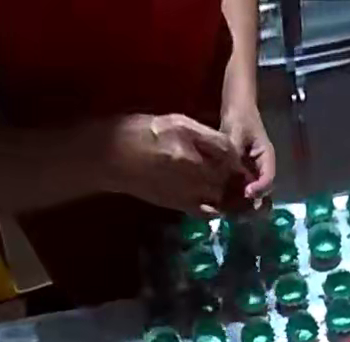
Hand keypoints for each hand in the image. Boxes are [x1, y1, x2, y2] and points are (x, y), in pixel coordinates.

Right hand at [105, 113, 242, 212]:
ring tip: (225, 188)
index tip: (235, 156)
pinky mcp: (179, 205)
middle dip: (232, 174)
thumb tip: (226, 149)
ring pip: (219, 193)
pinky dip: (214, 209)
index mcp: (188, 137)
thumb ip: (201, 134)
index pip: (226, 148)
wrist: (113, 158)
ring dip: (225, 191)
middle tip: (233, 174)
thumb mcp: (173, 121)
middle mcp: (190, 164)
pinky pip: (206, 212)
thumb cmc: (140, 132)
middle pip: (225, 173)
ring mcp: (185, 187)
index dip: (234, 154)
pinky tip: (214, 204)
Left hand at [220, 104, 276, 202]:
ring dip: (243, 207)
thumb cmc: (240, 116)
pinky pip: (241, 195)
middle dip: (252, 205)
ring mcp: (253, 176)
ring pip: (253, 199)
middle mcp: (262, 171)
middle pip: (263, 195)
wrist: (236, 109)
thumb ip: (235, 152)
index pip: (269, 179)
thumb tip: (231, 171)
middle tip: (238, 210)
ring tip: (229, 212)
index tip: (247, 193)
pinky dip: (234, 202)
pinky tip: (222, 206)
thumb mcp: (236, 132)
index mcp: (267, 159)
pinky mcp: (243, 179)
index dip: (260, 189)